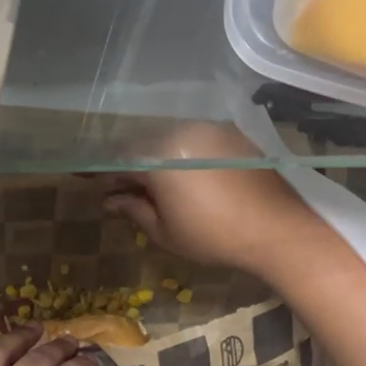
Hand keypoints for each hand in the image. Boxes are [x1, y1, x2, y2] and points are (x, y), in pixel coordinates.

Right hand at [102, 122, 327, 278]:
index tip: (86, 180)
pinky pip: (195, 140)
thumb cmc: (215, 236)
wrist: (278, 229)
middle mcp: (183, 132)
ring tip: (152, 186)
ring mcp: (211, 129)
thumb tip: (110, 200)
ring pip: (170, 140)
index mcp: (159, 156)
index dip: (101, 172)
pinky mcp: (232, 135)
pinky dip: (182, 155)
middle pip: (143, 145)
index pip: (119, 160)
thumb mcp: (166, 232)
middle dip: (129, 166)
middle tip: (119, 189)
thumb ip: (135, 210)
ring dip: (157, 160)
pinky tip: (183, 178)